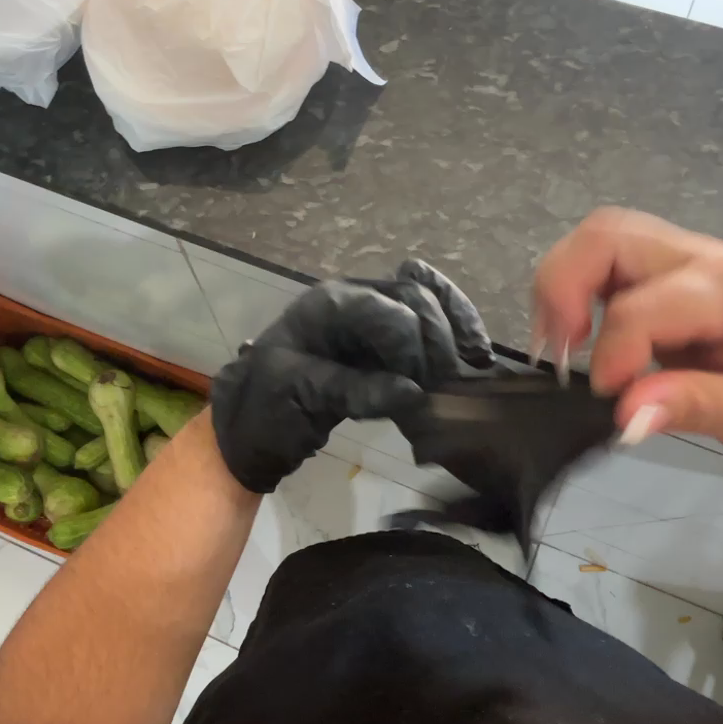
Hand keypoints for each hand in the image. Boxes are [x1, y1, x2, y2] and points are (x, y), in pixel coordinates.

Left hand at [211, 259, 495, 492]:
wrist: (246, 428)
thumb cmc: (265, 412)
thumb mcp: (301, 401)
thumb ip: (355, 391)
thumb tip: (414, 393)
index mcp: (326, 306)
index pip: (387, 312)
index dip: (411, 348)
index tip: (420, 388)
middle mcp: (351, 299)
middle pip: (414, 295)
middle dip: (439, 336)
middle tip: (448, 381)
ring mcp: (366, 315)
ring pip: (425, 297)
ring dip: (455, 324)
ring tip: (476, 358)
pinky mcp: (377, 339)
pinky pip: (421, 319)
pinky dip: (448, 332)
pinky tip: (470, 356)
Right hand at [532, 208, 722, 463]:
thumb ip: (698, 408)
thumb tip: (624, 411)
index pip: (643, 306)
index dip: (611, 353)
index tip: (610, 398)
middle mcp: (705, 260)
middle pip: (607, 237)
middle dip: (562, 289)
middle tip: (561, 351)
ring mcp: (682, 261)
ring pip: (597, 239)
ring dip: (561, 287)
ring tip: (564, 345)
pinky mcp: (661, 275)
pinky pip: (601, 261)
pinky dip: (572, 291)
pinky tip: (578, 337)